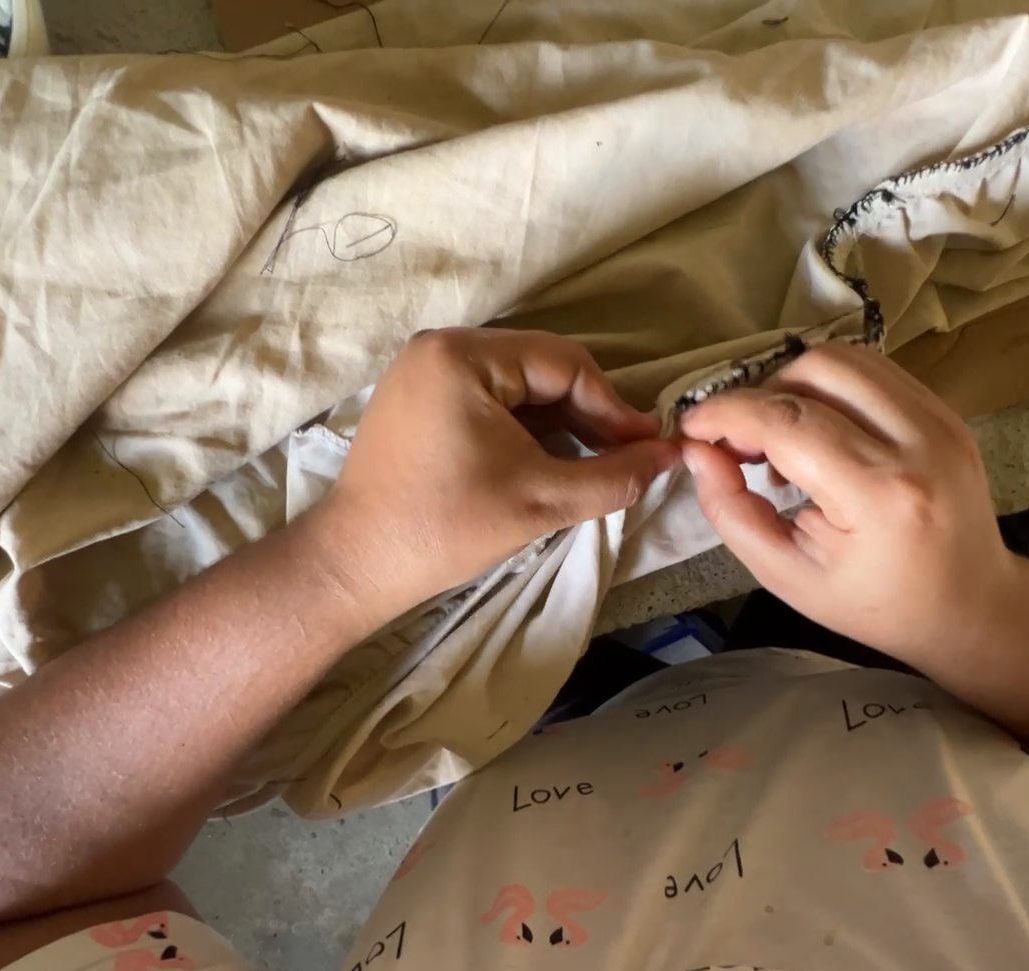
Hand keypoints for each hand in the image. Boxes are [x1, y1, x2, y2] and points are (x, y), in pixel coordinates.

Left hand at [311, 328, 679, 617]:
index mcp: (463, 355)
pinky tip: (548, 462)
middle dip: (586, 416)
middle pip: (540, 369)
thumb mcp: (542, 501)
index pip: (564, 363)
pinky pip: (488, 402)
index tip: (646, 447)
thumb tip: (670, 456)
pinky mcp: (417, 402)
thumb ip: (614, 476)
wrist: (358, 565)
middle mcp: (439, 348)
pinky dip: (524, 429)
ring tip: (592, 465)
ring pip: (516, 388)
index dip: (612, 407)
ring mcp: (423, 374)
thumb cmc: (446, 526)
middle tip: (623, 458)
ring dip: (558, 424)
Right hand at [679, 342, 1019, 664]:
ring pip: (844, 359)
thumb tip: (697, 451)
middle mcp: (918, 440)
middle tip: (738, 443)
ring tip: (776, 440)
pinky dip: (824, 390)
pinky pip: (869, 371)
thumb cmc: (871, 603)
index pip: (788, 422)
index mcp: (880, 494)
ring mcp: (940, 417)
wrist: (968, 603)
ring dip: (791, 386)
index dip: (726, 414)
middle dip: (758, 396)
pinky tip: (815, 434)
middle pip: (816, 370)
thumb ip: (731, 512)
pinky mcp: (945, 409)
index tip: (691, 428)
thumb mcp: (785, 575)